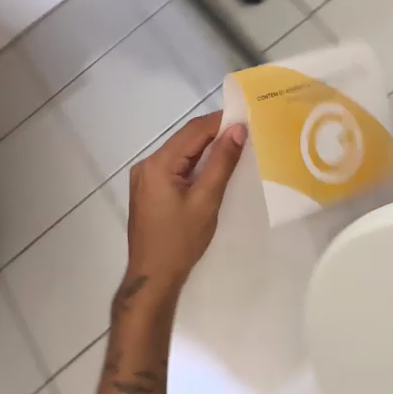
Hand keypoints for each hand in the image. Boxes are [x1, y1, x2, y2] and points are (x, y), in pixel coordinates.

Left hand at [123, 113, 246, 289]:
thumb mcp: (206, 200)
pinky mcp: (148, 189)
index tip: (247, 118)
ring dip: (206, 149)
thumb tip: (238, 130)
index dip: (220, 122)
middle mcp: (147, 165)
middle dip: (215, 134)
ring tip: (236, 148)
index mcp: (158, 164)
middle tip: (246, 132)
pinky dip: (195, 164)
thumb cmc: (181, 240)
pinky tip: (214, 168)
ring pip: (181, 153)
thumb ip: (222, 162)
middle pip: (185, 140)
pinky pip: (175, 167)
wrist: (153, 275)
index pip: (193, 131)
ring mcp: (145, 178)